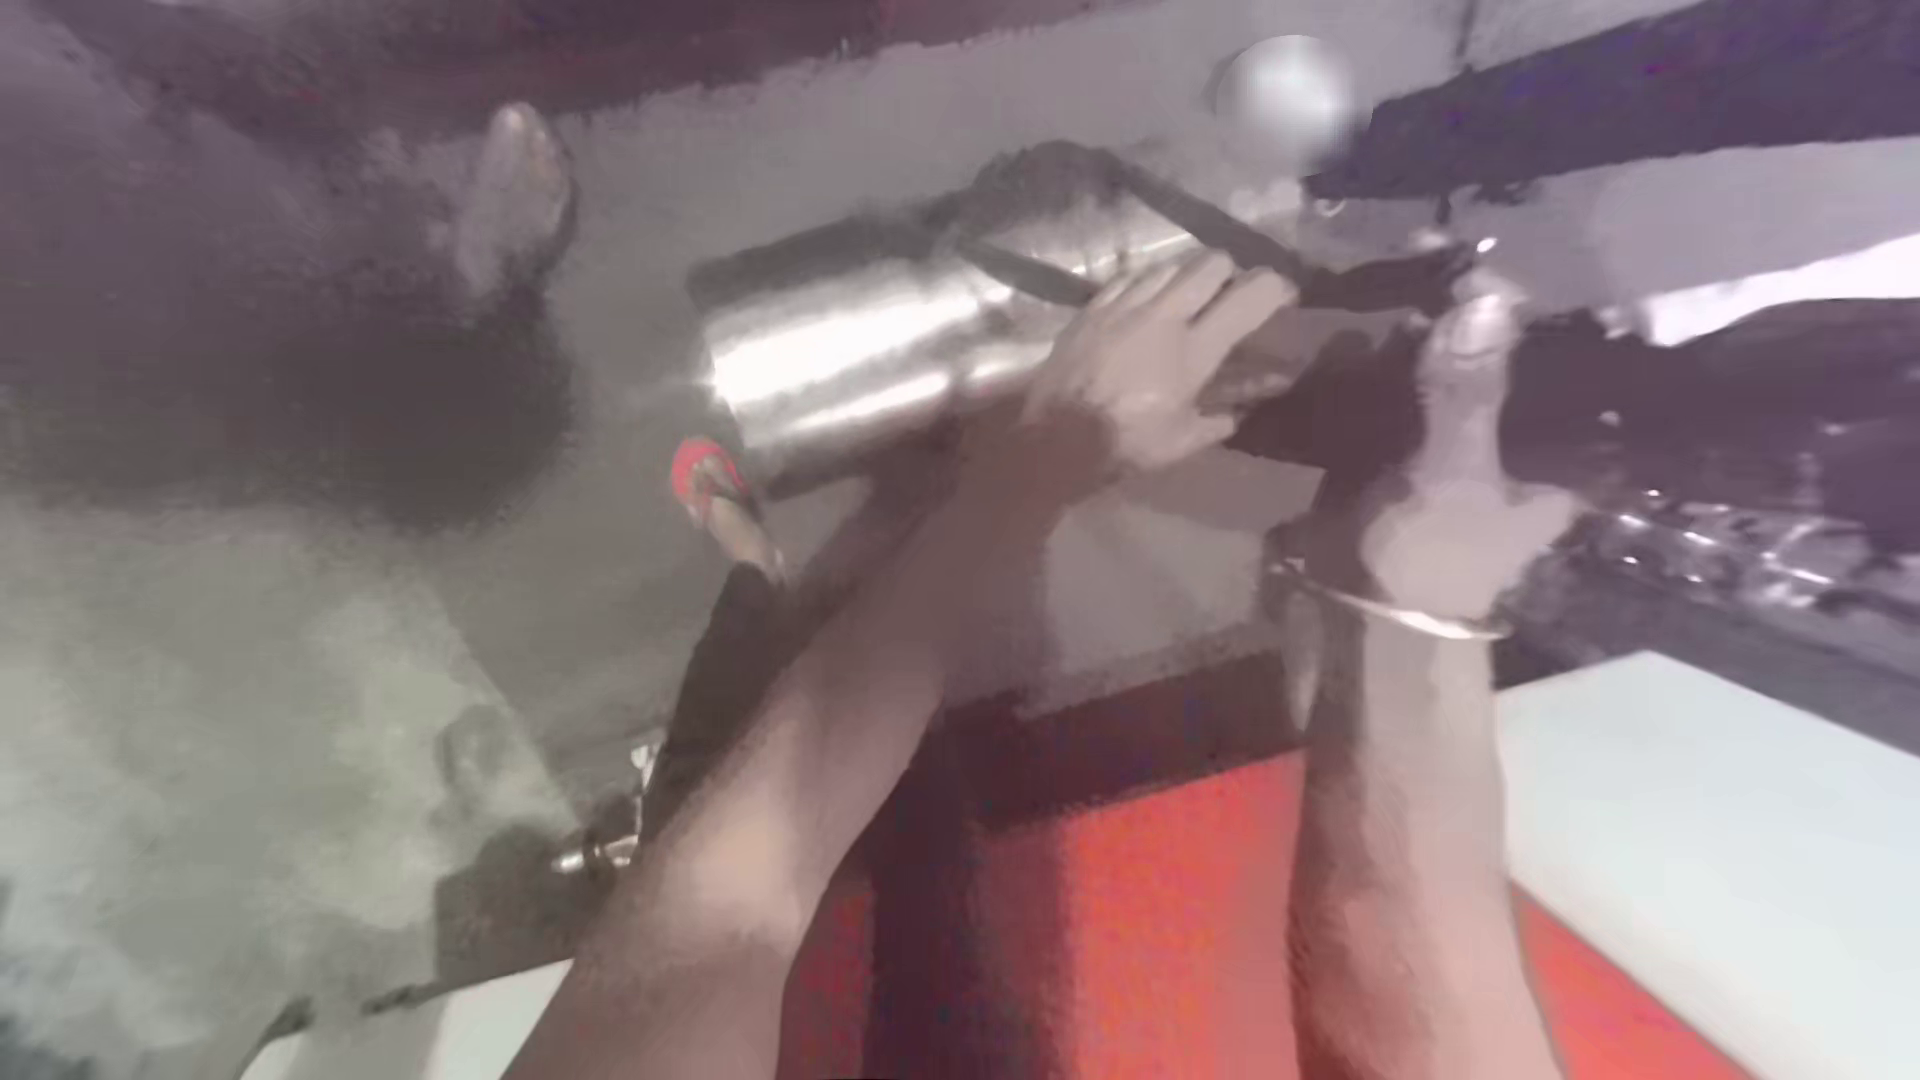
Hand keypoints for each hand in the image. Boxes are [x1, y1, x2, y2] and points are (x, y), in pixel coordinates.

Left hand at [1024, 249, 1293, 471]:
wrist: (1054, 441)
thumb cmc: (1123, 447)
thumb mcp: (1181, 442)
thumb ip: (1221, 418)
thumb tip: (1246, 408)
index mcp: (1192, 350)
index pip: (1251, 293)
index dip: (1277, 287)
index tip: (1281, 299)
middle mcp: (1161, 316)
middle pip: (1211, 262)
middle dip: (1230, 273)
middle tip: (1227, 298)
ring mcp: (1120, 307)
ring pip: (1169, 264)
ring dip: (1187, 276)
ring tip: (1185, 300)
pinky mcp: (1089, 310)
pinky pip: (1128, 277)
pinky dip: (1147, 283)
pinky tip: (1144, 303)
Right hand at [1311, 270, 1577, 619]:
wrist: (1354, 615)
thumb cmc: (1429, 558)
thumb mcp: (1454, 477)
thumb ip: (1466, 395)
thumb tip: (1481, 297)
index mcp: (1549, 448)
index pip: (1544, 355)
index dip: (1510, 311)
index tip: (1469, 264)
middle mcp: (1495, 438)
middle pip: (1477, 360)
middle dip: (1445, 319)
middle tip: (1410, 267)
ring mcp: (1430, 446)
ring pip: (1419, 377)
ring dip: (1395, 343)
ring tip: (1371, 292)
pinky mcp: (1376, 456)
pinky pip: (1372, 402)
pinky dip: (1356, 376)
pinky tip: (1339, 344)